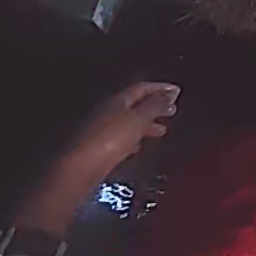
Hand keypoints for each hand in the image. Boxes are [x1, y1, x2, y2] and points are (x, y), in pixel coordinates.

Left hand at [64, 82, 179, 168]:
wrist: (79, 168)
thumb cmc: (111, 139)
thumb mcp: (139, 119)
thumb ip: (156, 106)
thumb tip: (170, 95)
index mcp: (118, 100)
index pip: (141, 88)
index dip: (160, 88)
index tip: (177, 91)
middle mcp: (108, 111)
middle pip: (135, 104)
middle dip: (155, 106)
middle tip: (172, 110)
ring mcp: (101, 130)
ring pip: (129, 122)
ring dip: (146, 123)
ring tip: (162, 130)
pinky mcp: (98, 148)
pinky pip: (120, 138)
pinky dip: (133, 138)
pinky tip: (139, 146)